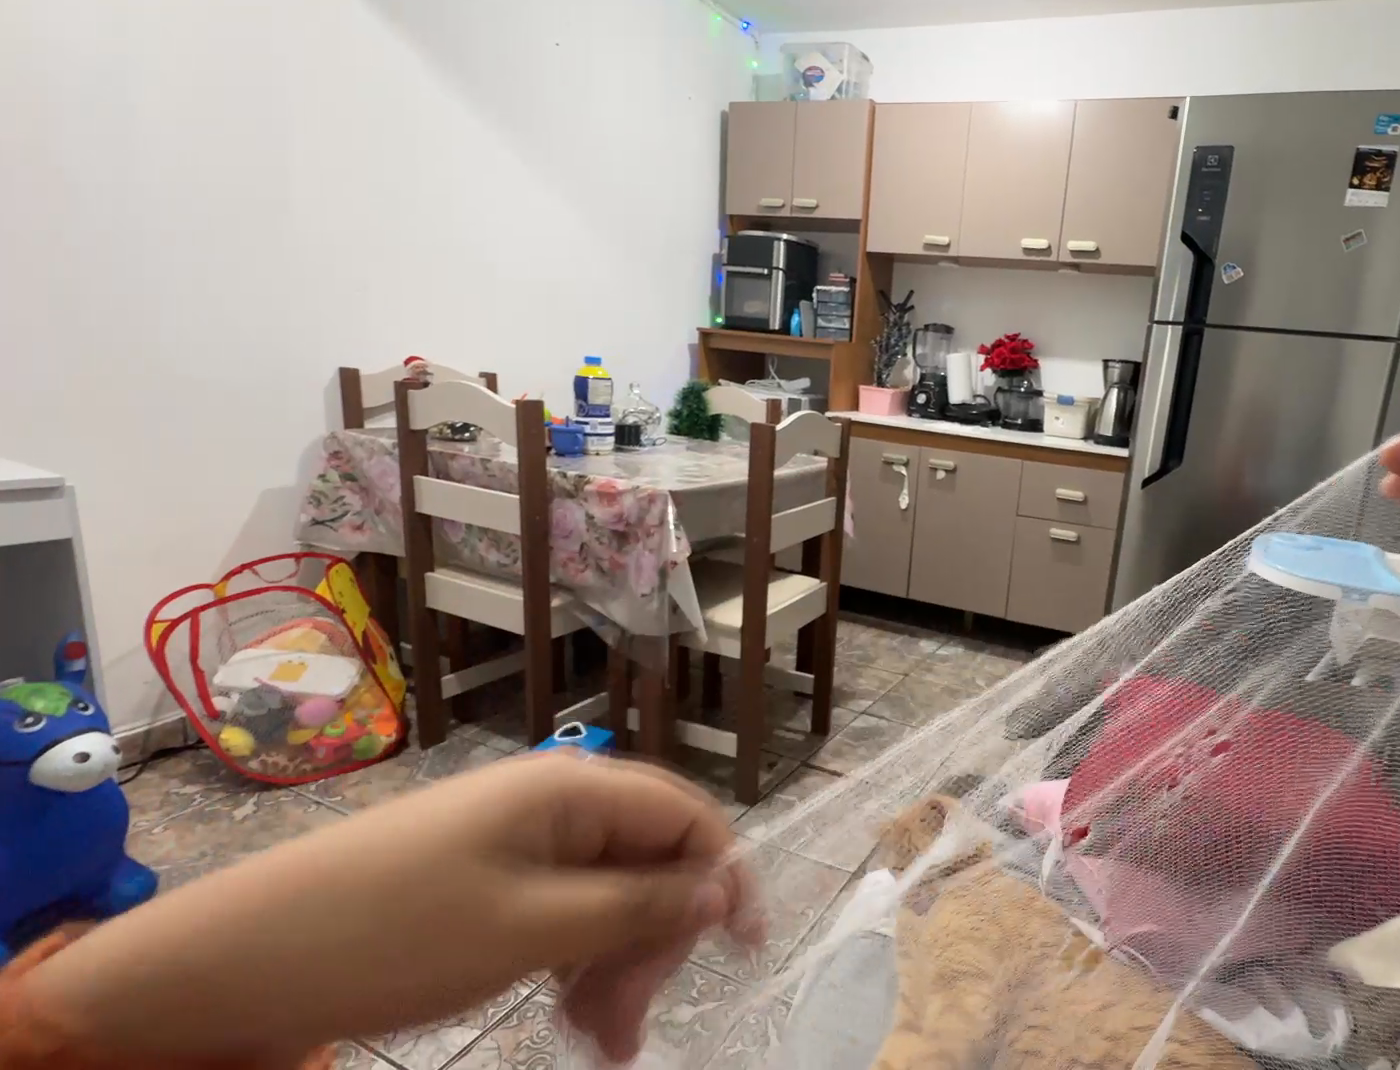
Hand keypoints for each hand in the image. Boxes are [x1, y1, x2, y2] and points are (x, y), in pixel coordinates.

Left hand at [25, 753, 763, 1063]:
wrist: (220, 967)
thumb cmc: (388, 936)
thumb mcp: (528, 930)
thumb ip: (638, 908)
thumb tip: (724, 892)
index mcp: (576, 791)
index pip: (687, 816)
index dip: (725, 874)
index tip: (745, 948)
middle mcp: (561, 803)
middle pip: (651, 860)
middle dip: (657, 940)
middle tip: (633, 1025)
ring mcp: (525, 840)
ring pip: (611, 894)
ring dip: (618, 964)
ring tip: (602, 1043)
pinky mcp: (495, 877)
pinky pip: (567, 911)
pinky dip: (578, 963)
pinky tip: (572, 1021)